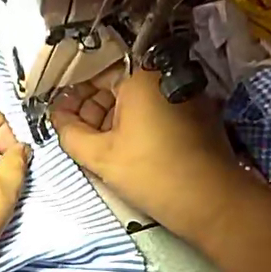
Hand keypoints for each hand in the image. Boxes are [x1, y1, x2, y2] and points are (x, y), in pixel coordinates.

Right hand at [49, 66, 257, 232]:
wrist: (213, 203)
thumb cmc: (154, 175)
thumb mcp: (101, 156)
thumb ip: (69, 132)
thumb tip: (57, 117)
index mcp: (142, 74)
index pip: (94, 69)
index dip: (71, 90)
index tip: (57, 112)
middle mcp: (165, 74)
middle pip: (116, 82)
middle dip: (90, 106)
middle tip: (72, 132)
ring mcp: (183, 93)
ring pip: (135, 98)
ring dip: (110, 117)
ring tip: (93, 145)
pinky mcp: (194, 114)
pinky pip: (154, 110)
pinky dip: (134, 124)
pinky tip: (120, 149)